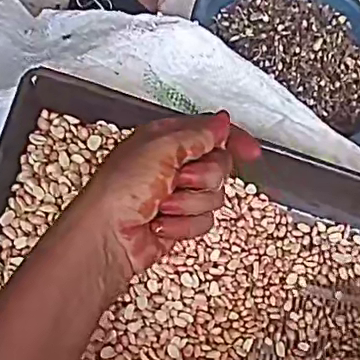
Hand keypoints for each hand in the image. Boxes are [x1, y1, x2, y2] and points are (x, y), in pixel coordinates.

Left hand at [62, 110, 262, 288]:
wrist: (108, 236)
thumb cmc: (121, 189)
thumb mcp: (161, 148)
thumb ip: (198, 134)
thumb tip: (223, 122)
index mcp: (166, 140)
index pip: (211, 133)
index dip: (233, 140)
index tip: (251, 152)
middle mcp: (173, 165)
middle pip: (219, 167)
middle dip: (204, 177)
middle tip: (180, 180)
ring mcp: (178, 196)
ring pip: (214, 198)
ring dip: (190, 204)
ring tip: (163, 206)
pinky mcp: (180, 223)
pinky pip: (204, 222)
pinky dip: (184, 225)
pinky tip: (161, 225)